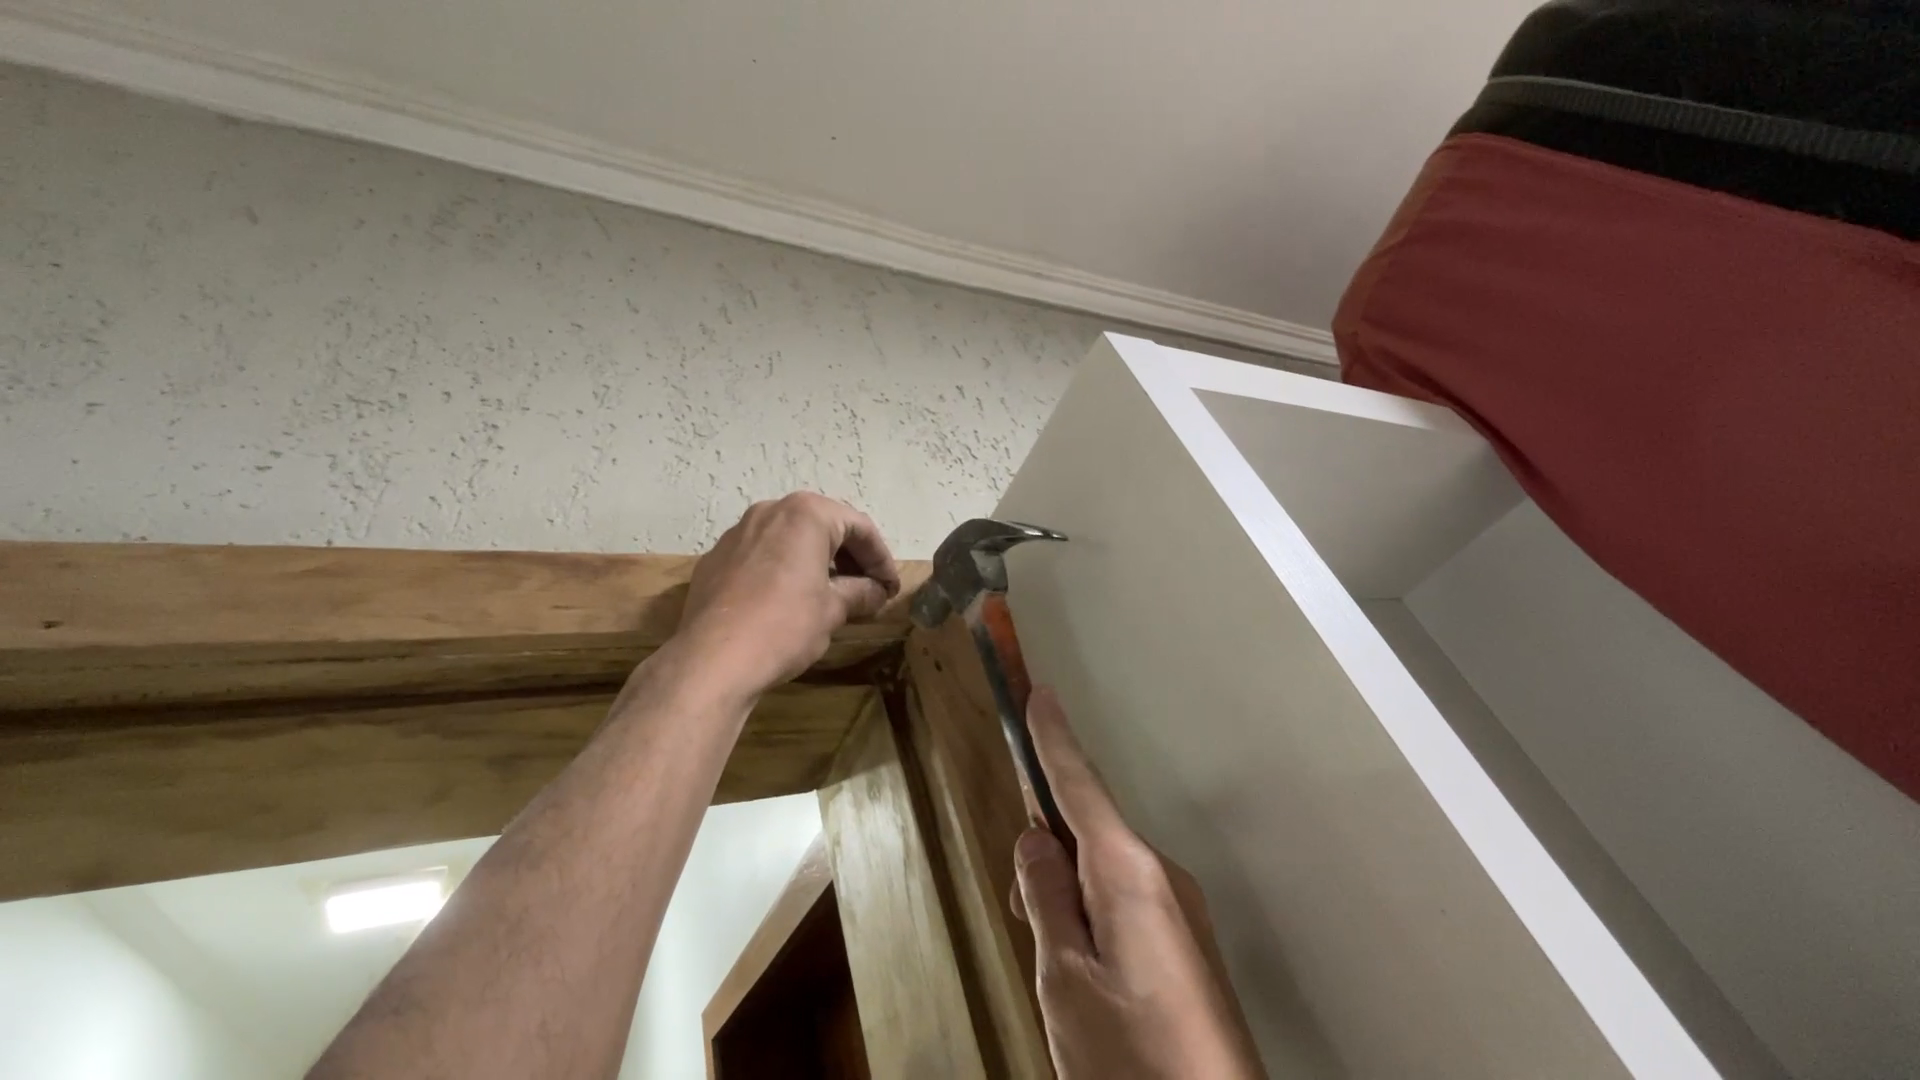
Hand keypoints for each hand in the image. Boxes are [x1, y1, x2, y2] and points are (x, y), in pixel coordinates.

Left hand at [672, 492, 900, 700]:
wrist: (713, 659)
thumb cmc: (785, 626)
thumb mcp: (833, 610)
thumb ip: (860, 593)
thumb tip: (877, 592)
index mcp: (805, 514)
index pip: (859, 527)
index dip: (881, 558)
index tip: (890, 587)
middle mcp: (770, 511)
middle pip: (823, 526)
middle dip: (849, 556)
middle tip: (868, 589)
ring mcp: (737, 533)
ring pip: (789, 539)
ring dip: (816, 562)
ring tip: (833, 595)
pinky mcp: (715, 559)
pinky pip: (761, 556)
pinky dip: (783, 570)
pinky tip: (790, 600)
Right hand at [1013, 687, 1264, 1079]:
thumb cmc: (1129, 1052)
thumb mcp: (1064, 978)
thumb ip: (1046, 900)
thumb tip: (1035, 841)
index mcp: (1128, 872)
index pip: (1080, 786)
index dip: (1054, 739)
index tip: (1040, 692)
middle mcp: (1161, 876)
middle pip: (1090, 831)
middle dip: (1048, 846)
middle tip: (1019, 907)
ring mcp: (1180, 911)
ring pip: (1105, 872)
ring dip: (1067, 890)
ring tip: (1048, 955)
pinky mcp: (1186, 945)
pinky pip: (1126, 902)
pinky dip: (1092, 913)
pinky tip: (1081, 964)